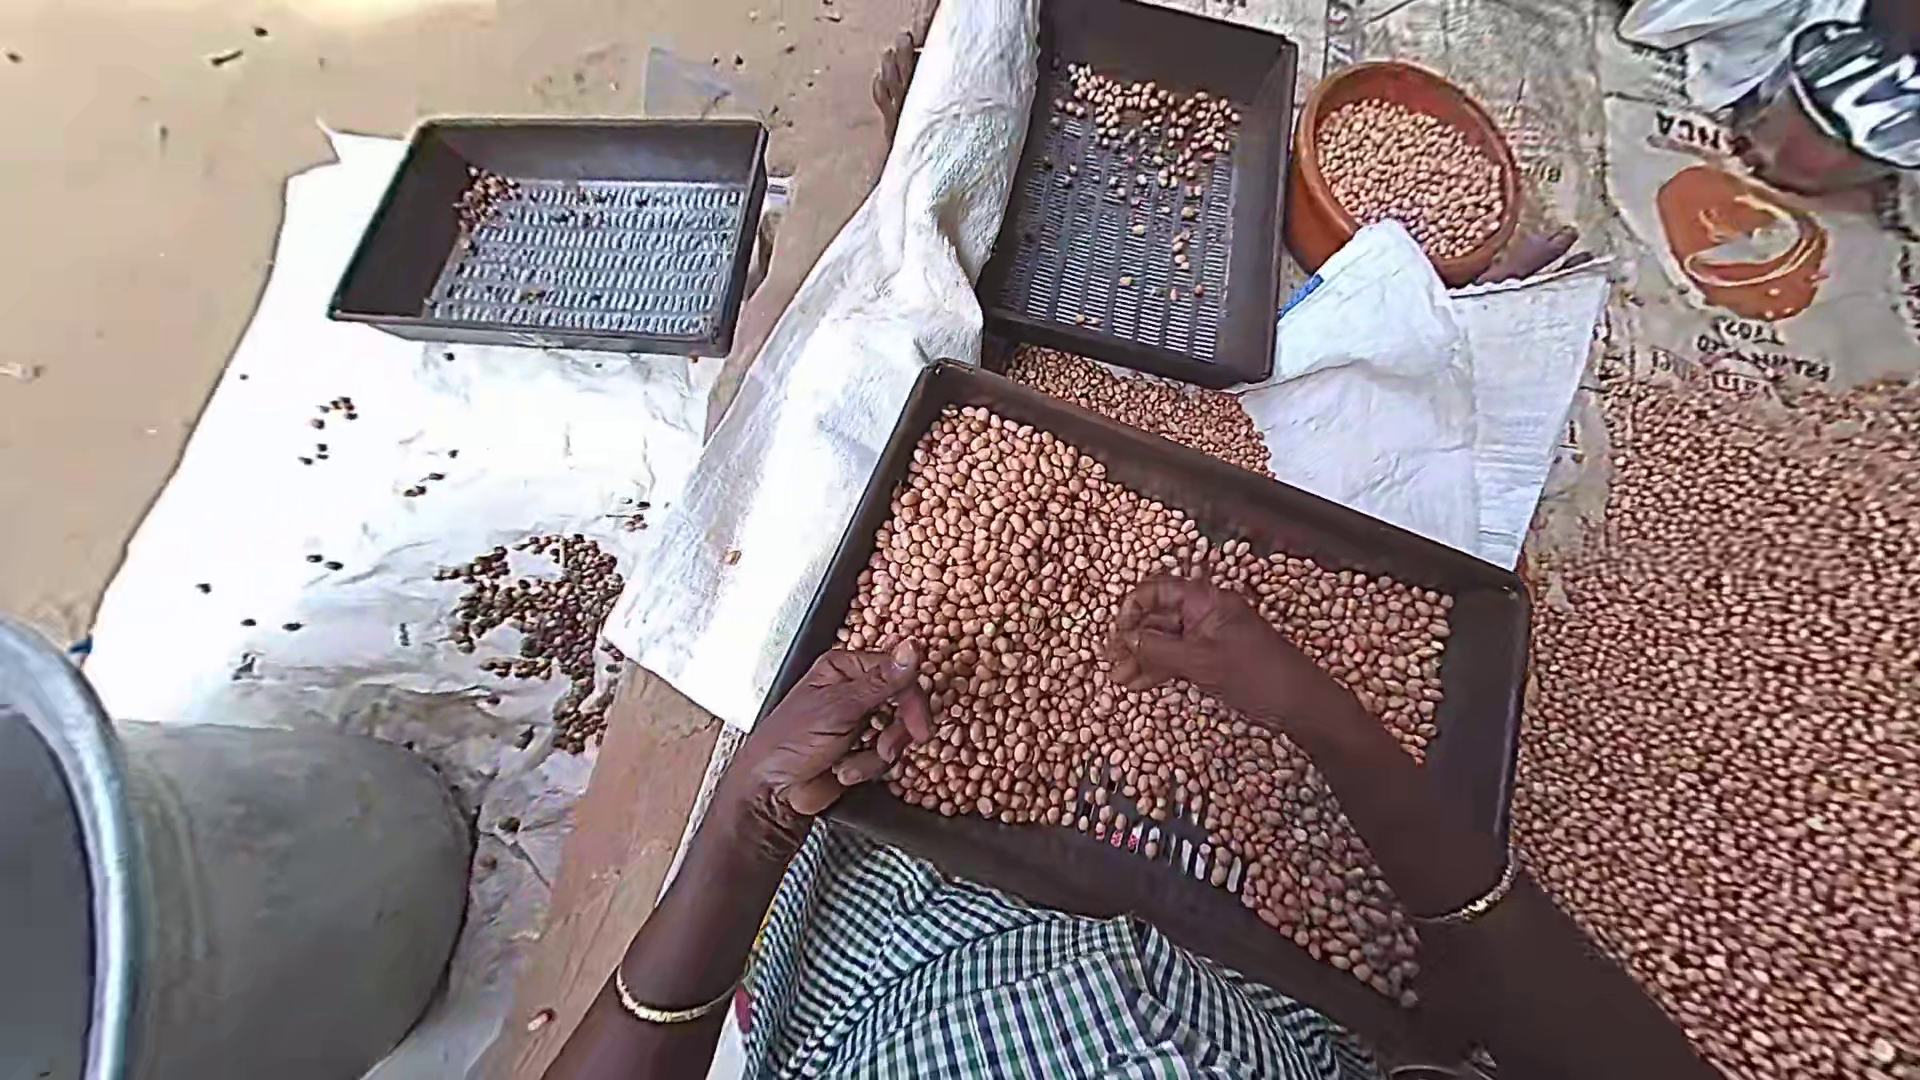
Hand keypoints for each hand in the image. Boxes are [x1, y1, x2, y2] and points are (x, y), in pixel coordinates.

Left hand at [718, 642, 933, 854]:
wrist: (771, 794)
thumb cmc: (789, 744)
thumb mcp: (839, 708)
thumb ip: (881, 681)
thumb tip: (912, 649)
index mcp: (844, 668)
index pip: (896, 672)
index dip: (911, 699)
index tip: (918, 724)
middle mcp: (853, 690)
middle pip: (901, 703)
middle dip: (893, 732)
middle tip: (886, 748)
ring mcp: (857, 720)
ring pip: (895, 732)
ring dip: (876, 755)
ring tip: (850, 763)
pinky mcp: (859, 747)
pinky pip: (884, 755)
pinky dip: (866, 767)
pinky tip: (842, 771)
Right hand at [1106, 577, 1355, 739]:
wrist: (1303, 707)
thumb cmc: (1258, 676)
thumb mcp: (1200, 662)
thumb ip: (1158, 649)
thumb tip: (1125, 639)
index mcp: (1207, 600)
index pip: (1158, 590)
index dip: (1133, 607)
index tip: (1119, 631)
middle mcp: (1206, 613)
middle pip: (1159, 617)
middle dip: (1133, 640)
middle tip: (1112, 660)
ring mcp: (1209, 637)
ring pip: (1166, 641)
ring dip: (1142, 659)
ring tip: (1120, 678)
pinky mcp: (1214, 659)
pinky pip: (1178, 658)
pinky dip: (1160, 669)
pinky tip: (1139, 684)